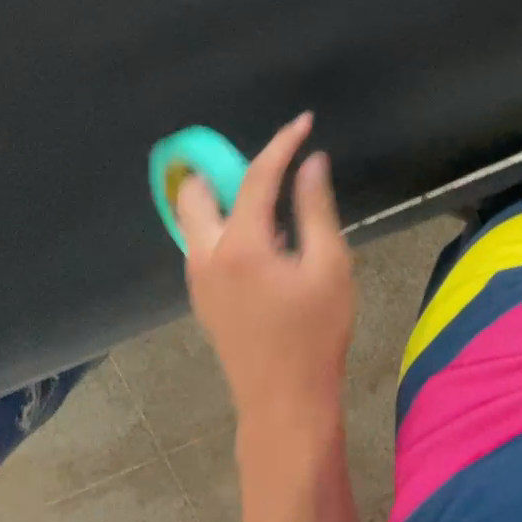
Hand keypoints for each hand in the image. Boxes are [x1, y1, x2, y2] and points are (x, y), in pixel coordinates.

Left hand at [176, 112, 354, 438]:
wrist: (284, 400)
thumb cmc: (316, 331)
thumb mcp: (329, 265)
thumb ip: (316, 207)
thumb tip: (311, 162)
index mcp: (241, 245)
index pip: (256, 177)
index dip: (281, 143)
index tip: (304, 122)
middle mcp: (206, 256)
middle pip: (192, 192)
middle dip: (219, 165)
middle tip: (265, 164)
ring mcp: (198, 278)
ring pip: (192, 218)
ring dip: (219, 195)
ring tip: (267, 197)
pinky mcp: (202, 295)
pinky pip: (201, 241)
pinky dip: (221, 221)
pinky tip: (262, 235)